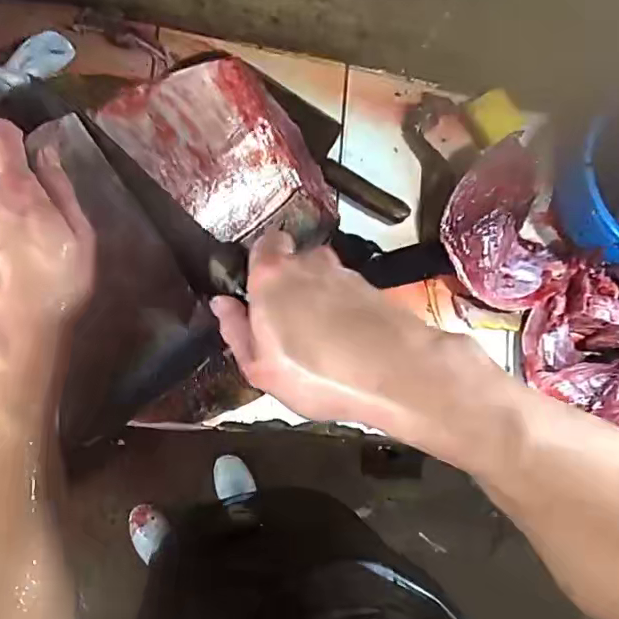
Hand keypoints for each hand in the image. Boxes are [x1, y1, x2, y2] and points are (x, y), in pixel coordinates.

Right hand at [211, 231, 506, 444]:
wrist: (396, 373)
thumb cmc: (319, 373)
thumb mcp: (260, 367)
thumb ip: (235, 332)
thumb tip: (223, 305)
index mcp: (272, 275)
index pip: (262, 246)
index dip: (259, 268)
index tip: (258, 297)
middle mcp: (310, 263)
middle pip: (294, 263)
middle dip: (289, 287)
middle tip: (288, 328)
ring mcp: (346, 275)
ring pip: (323, 280)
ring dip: (319, 301)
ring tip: (320, 342)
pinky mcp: (374, 290)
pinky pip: (349, 297)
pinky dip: (345, 314)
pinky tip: (347, 346)